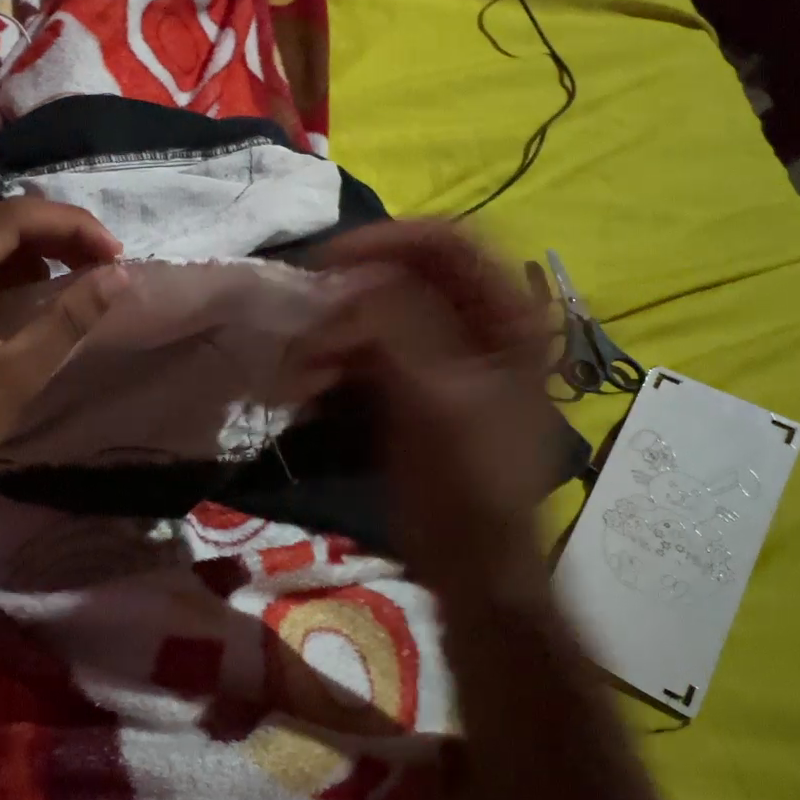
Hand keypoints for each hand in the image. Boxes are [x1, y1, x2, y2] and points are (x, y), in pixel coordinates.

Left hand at [0, 197, 126, 523]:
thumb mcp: (18, 374)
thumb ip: (69, 318)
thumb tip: (119, 275)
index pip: (15, 217)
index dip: (72, 225)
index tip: (115, 254)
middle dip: (58, 234)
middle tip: (104, 263)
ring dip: (36, 250)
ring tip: (80, 275)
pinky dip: (9, 269)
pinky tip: (37, 292)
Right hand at [287, 221, 563, 602]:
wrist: (468, 558)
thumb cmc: (470, 481)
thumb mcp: (441, 399)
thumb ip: (400, 328)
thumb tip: (347, 281)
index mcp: (502, 317)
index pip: (448, 241)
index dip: (388, 240)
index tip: (326, 265)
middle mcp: (469, 324)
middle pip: (400, 276)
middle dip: (346, 297)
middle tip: (302, 324)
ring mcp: (433, 354)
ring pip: (371, 315)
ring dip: (329, 335)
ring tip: (298, 368)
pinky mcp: (401, 384)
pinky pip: (356, 353)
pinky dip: (327, 363)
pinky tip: (304, 389)